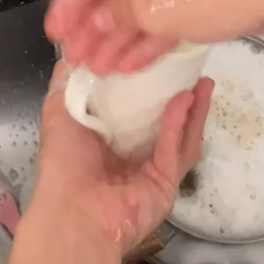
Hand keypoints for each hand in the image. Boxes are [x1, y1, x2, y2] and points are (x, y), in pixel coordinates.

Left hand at [31, 61, 212, 256]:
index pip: (133, 106)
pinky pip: (175, 149)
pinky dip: (181, 124)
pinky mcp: (165, 183)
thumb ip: (68, 82)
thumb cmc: (62, 160)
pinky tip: (186, 99)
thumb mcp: (58, 109)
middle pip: (164, 120)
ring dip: (193, 110)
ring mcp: (151, 170)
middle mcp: (132, 154)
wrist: (73, 210)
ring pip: (179, 135)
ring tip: (204, 83)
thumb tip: (77, 53)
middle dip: (179, 95)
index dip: (147, 82)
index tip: (156, 57)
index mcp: (108, 138)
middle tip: (191, 69)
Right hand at [46, 0, 263, 73]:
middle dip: (93, 27)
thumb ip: (117, 16)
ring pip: (138, 7)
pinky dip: (147, 38)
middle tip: (76, 60)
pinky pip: (164, 16)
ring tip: (99, 70)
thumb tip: (95, 20)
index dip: (67, 7)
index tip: (53, 35)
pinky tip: (131, 64)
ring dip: (118, 38)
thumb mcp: (154, 8)